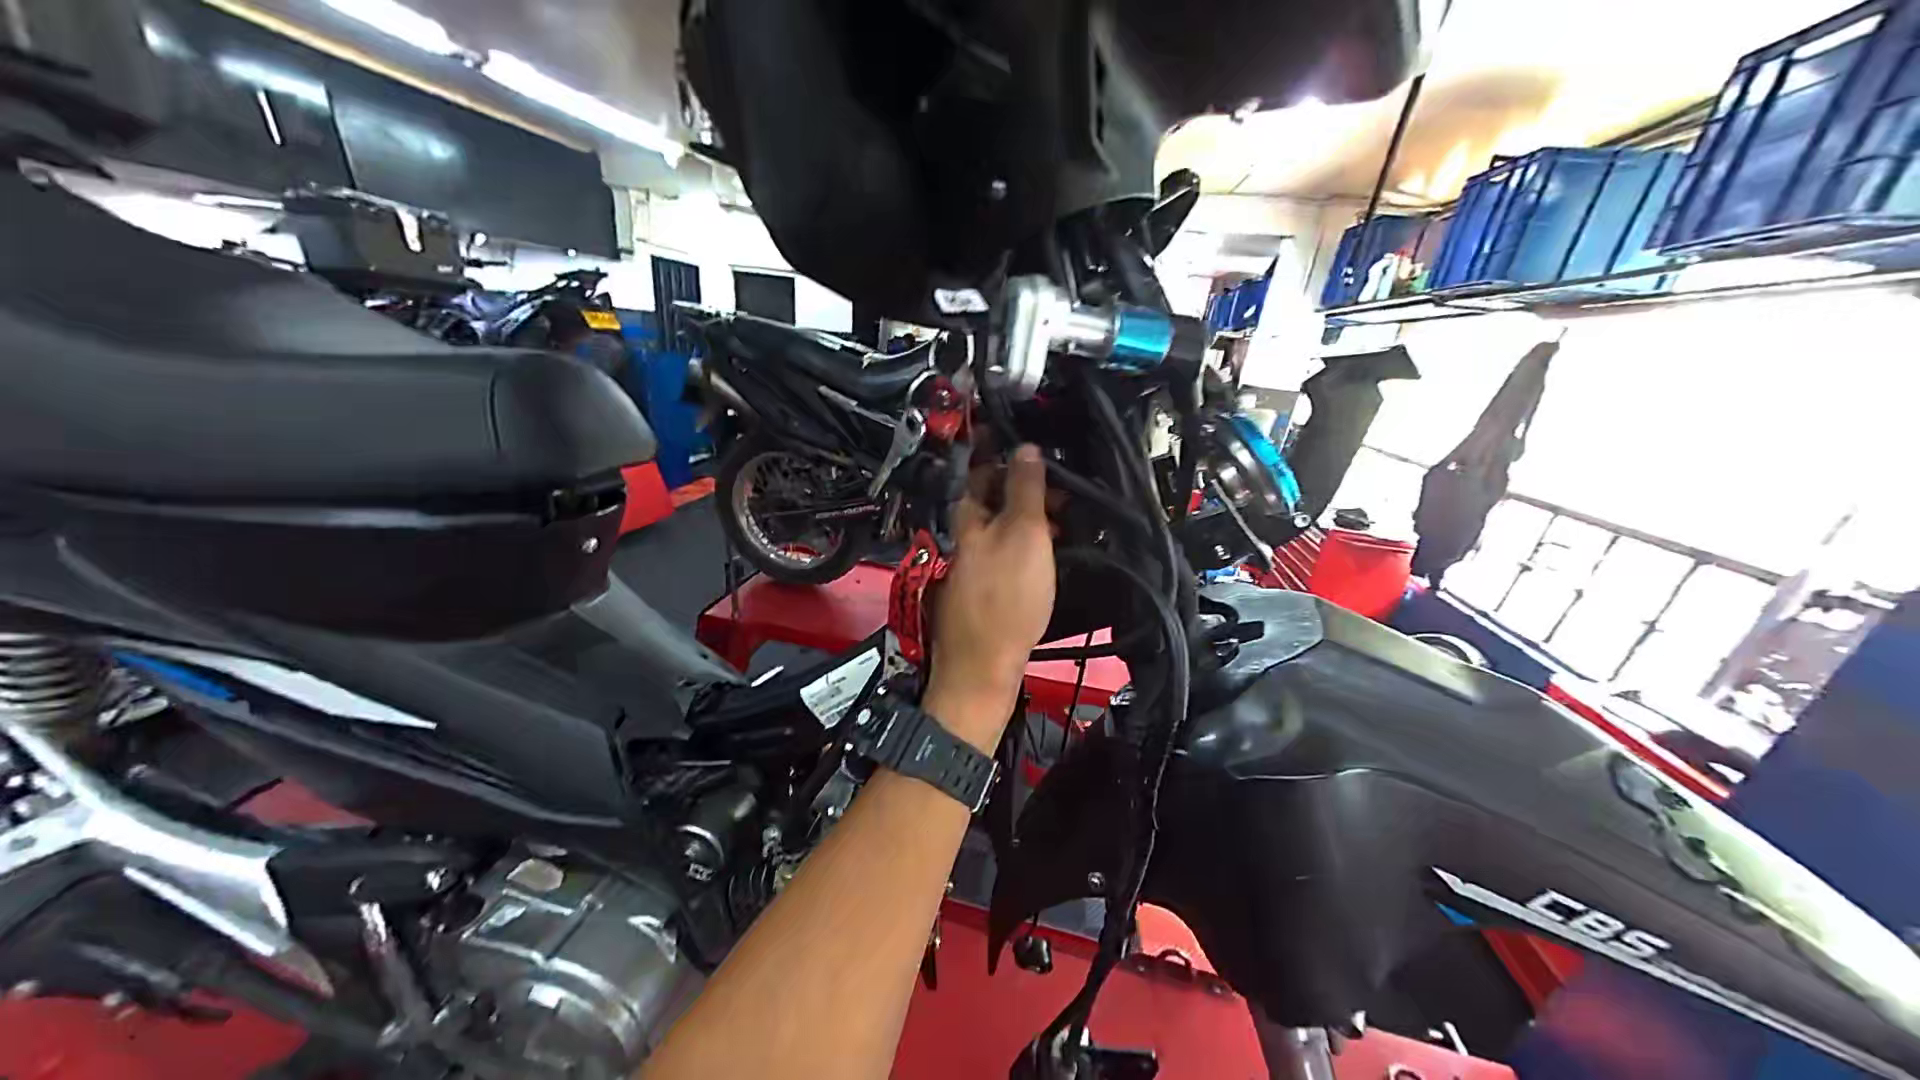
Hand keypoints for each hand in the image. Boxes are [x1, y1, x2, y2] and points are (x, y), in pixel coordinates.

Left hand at [925, 445, 1055, 752]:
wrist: (985, 667)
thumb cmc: (1005, 598)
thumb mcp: (1023, 533)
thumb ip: (1024, 490)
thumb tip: (1025, 447)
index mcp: (969, 517)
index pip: (984, 469)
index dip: (1007, 454)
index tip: (1036, 447)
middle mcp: (966, 537)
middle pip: (994, 499)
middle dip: (1027, 489)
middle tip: (1064, 491)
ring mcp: (975, 565)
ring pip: (1003, 528)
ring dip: (1032, 519)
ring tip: (1067, 522)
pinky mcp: (987, 591)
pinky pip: (1009, 555)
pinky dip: (1029, 547)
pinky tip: (1050, 557)